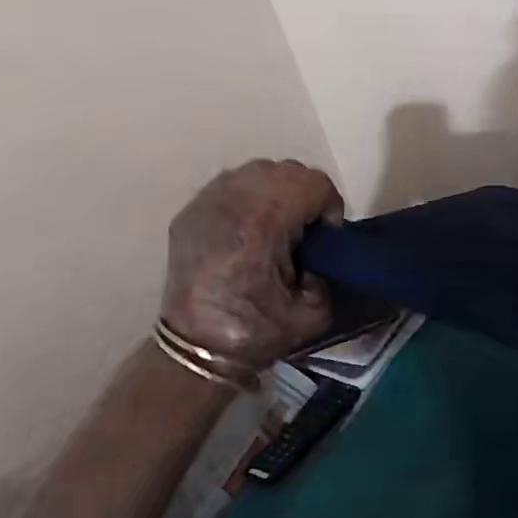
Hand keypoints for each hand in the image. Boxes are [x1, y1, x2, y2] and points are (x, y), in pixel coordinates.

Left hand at [160, 159, 343, 367]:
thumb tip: (321, 249)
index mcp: (264, 222)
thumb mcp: (315, 310)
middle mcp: (233, 200)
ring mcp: (206, 202)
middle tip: (304, 231)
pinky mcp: (190, 211)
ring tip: (276, 228)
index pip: (314, 183)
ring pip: (257, 172)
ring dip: (276, 193)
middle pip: (286, 171)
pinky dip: (248, 199)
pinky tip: (248, 232)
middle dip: (304, 196)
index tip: (325, 236)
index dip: (328, 207)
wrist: (196, 347)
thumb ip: (328, 269)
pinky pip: (231, 186)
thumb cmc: (257, 331)